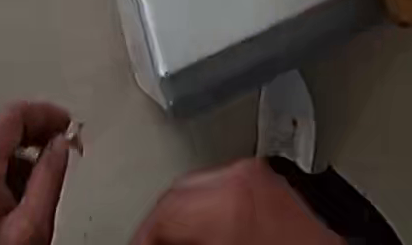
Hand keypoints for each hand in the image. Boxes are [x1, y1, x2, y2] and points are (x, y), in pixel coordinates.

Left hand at [0, 102, 74, 244]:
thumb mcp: (33, 227)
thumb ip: (50, 177)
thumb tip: (62, 142)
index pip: (10, 117)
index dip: (43, 113)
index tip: (66, 123)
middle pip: (1, 131)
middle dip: (37, 132)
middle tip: (65, 142)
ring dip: (27, 154)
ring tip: (50, 173)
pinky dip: (14, 173)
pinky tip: (30, 194)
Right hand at [132, 159, 342, 244]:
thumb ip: (185, 239)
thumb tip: (160, 239)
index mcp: (229, 198)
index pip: (165, 208)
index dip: (144, 232)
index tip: (136, 243)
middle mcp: (243, 175)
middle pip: (180, 189)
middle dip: (162, 221)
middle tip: (150, 241)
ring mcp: (262, 173)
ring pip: (202, 183)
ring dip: (185, 211)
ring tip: (176, 239)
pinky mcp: (275, 181)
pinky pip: (227, 185)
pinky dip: (210, 205)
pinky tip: (207, 231)